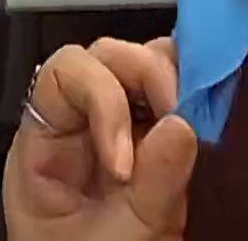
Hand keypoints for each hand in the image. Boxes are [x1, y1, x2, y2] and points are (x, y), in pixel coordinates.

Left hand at [3, 38, 198, 240]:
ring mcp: (117, 119)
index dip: (100, 96)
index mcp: (45, 143)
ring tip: (192, 117)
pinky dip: (190, 88)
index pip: (62, 74)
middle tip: (177, 120)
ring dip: (172, 78)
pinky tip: (202, 114)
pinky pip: (171, 85)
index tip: (127, 162)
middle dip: (145, 77)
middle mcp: (78, 118)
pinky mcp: (151, 128)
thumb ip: (147, 192)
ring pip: (140, 60)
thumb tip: (183, 124)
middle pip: (105, 56)